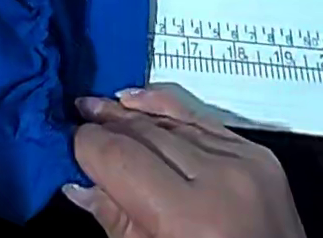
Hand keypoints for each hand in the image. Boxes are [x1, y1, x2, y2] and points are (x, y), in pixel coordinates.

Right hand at [64, 86, 305, 237]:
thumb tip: (78, 180)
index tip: (65, 141)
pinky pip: (198, 118)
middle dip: (104, 124)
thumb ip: (117, 223)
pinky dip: (164, 110)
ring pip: (168, 121)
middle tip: (75, 113)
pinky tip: (135, 100)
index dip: (86, 145)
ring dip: (129, 112)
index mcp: (192, 219)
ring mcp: (243, 161)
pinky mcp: (258, 153)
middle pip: (142, 133)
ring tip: (97, 105)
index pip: (119, 158)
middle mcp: (220, 178)